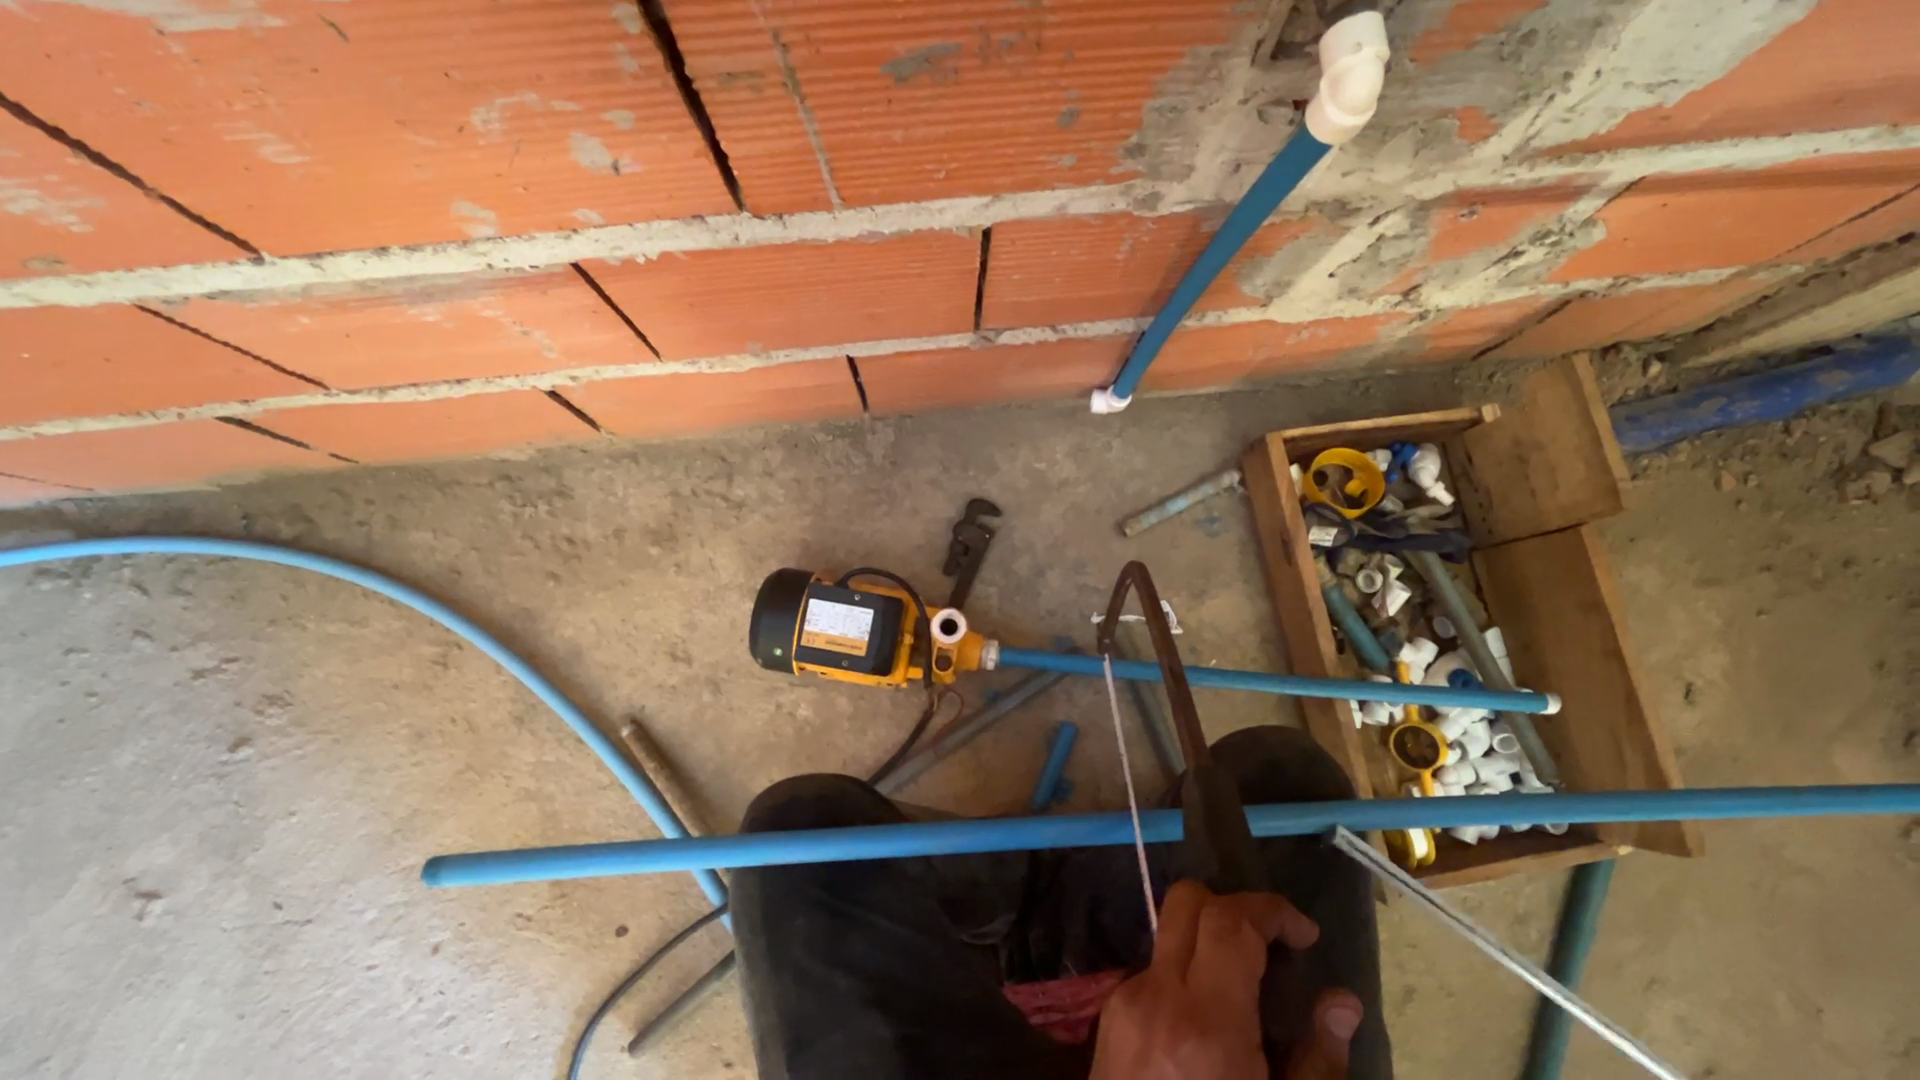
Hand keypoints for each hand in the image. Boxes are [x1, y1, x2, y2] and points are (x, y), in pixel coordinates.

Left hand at [1088, 881, 1364, 1079]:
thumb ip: (1317, 1061)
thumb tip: (1341, 1001)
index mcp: (1205, 1022)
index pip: (1230, 921)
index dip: (1272, 910)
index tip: (1306, 933)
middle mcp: (1156, 996)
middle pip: (1185, 902)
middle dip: (1234, 905)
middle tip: (1274, 943)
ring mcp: (1124, 1004)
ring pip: (1166, 935)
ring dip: (1207, 941)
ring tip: (1247, 990)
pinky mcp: (1108, 1021)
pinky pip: (1153, 973)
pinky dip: (1186, 975)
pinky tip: (1209, 1025)